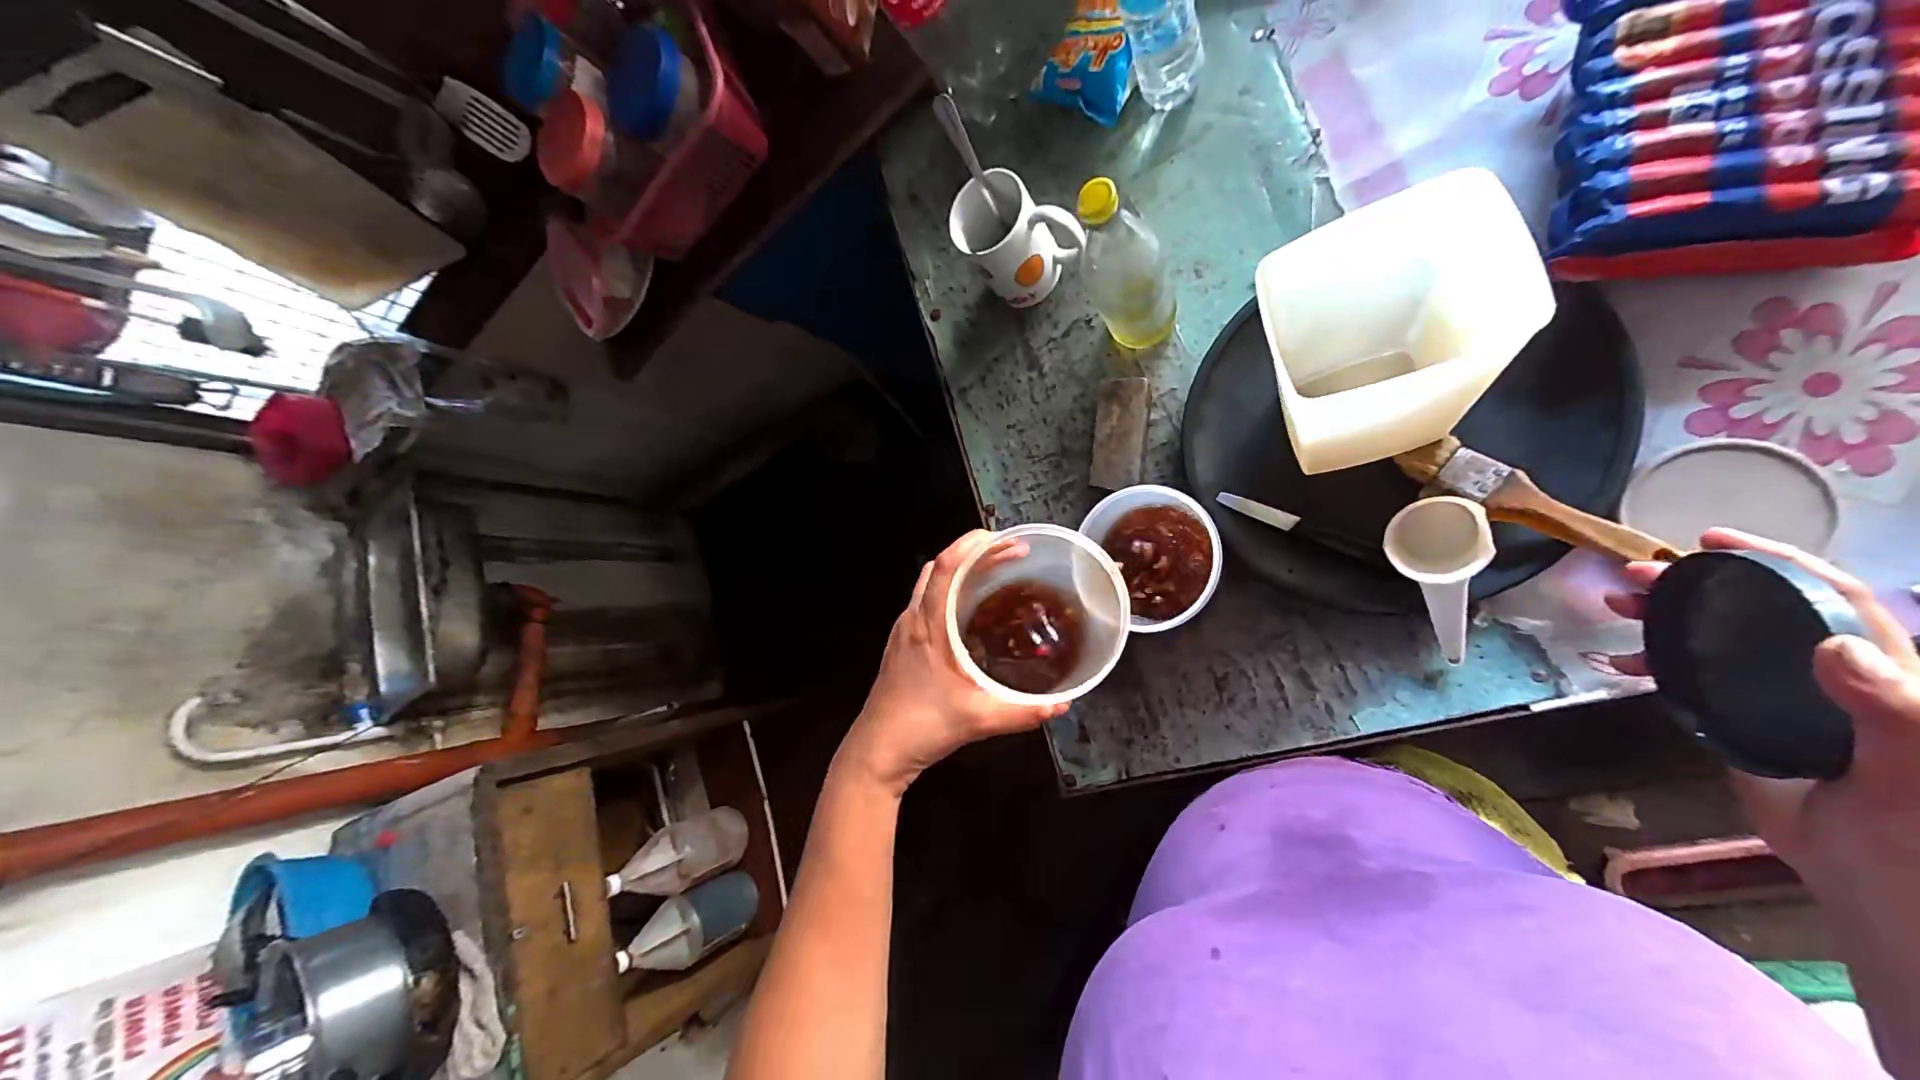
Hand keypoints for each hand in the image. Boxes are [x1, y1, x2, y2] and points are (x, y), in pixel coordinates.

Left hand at [836, 530, 1068, 795]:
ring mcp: (903, 632)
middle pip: (938, 569)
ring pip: (929, 584)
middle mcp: (912, 620)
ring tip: (994, 575)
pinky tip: (970, 613)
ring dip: (959, 571)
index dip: (972, 546)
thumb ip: (1022, 712)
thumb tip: (1062, 705)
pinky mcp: (902, 645)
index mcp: (927, 627)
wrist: (876, 750)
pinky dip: (949, 592)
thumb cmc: (921, 726)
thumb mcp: (977, 720)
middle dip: (974, 553)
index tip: (1004, 538)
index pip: (945, 569)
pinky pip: (926, 603)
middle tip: (1011, 554)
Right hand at [1602, 528, 1919, 883]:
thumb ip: (1893, 710)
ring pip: (1714, 638)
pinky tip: (1621, 663)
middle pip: (1756, 609)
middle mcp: (1825, 671)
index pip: (1830, 594)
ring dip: (1662, 617)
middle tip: (1635, 576)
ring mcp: (1777, 695)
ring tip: (1615, 606)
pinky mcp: (1740, 720)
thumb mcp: (1915, 770)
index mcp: (1880, 668)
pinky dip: (1651, 663)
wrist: (1879, 884)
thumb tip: (1836, 647)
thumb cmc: (1913, 828)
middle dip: (1693, 585)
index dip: (1775, 560)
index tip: (1712, 542)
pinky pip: (1690, 678)